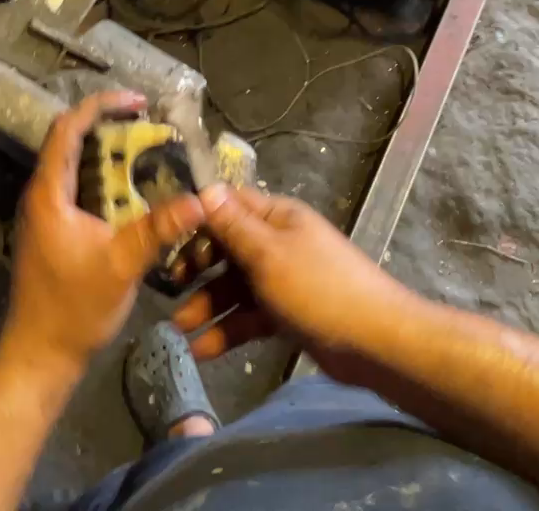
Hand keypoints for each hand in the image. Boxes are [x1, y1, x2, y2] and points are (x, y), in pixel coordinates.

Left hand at [2, 91, 206, 373]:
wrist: (40, 356)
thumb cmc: (74, 309)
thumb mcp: (122, 265)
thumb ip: (159, 229)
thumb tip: (201, 199)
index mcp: (49, 194)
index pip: (67, 129)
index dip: (101, 107)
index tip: (138, 102)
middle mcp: (42, 195)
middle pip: (70, 140)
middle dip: (108, 124)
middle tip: (147, 122)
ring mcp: (46, 213)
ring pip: (75, 164)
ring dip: (107, 151)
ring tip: (146, 147)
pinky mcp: (55, 230)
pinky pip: (79, 186)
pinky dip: (105, 176)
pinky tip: (133, 189)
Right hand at [173, 185, 417, 381]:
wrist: (373, 341)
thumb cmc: (318, 288)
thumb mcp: (269, 254)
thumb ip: (234, 226)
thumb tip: (205, 188)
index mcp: (277, 218)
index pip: (229, 207)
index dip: (198, 221)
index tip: (166, 241)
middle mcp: (278, 242)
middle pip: (228, 249)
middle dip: (198, 270)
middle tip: (169, 290)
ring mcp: (283, 279)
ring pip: (235, 287)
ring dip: (208, 306)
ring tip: (178, 330)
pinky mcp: (287, 313)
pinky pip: (250, 316)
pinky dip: (228, 330)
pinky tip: (202, 351)